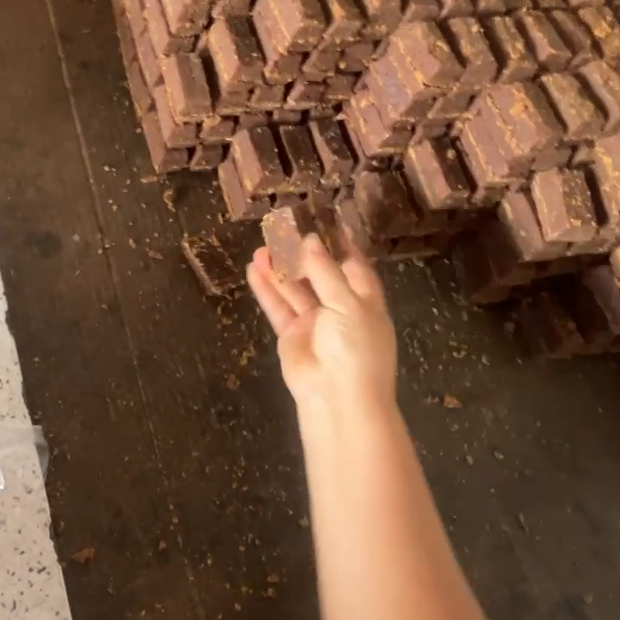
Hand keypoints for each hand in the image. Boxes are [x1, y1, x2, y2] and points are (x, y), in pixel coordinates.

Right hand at [246, 235, 398, 412]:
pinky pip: (278, 307)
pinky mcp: (292, 335)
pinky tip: (254, 270)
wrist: (338, 397)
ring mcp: (315, 322)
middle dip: (302, 255)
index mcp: (365, 301)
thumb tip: (310, 241)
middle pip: (319, 275)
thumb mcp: (348, 304)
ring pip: (295, 289)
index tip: (325, 222)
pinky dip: (266, 289)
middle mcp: (340, 309)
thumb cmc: (356, 348)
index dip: (340, 246)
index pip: (354, 267)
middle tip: (282, 230)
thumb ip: (326, 272)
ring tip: (261, 247)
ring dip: (279, 269)